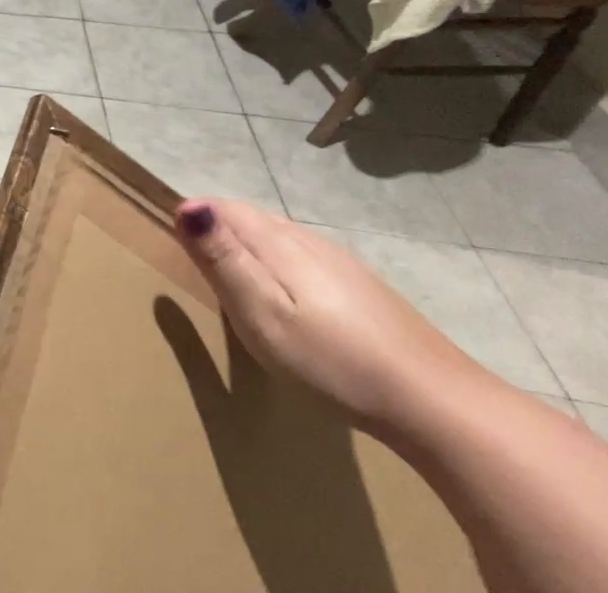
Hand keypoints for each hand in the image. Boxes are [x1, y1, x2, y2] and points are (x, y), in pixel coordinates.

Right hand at [171, 198, 483, 434]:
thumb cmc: (330, 358)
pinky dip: (280, 267)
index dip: (193, 217)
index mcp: (280, 244)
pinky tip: (285, 299)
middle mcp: (311, 242)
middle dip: (218, 229)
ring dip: (249, 247)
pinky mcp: (364, 290)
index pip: (223, 208)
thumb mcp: (260, 312)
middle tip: (194, 263)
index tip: (172, 244)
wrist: (435, 403)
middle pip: (252, 218)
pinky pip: (305, 260)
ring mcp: (343, 265)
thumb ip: (223, 258)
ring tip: (232, 281)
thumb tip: (187, 205)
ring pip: (280, 239)